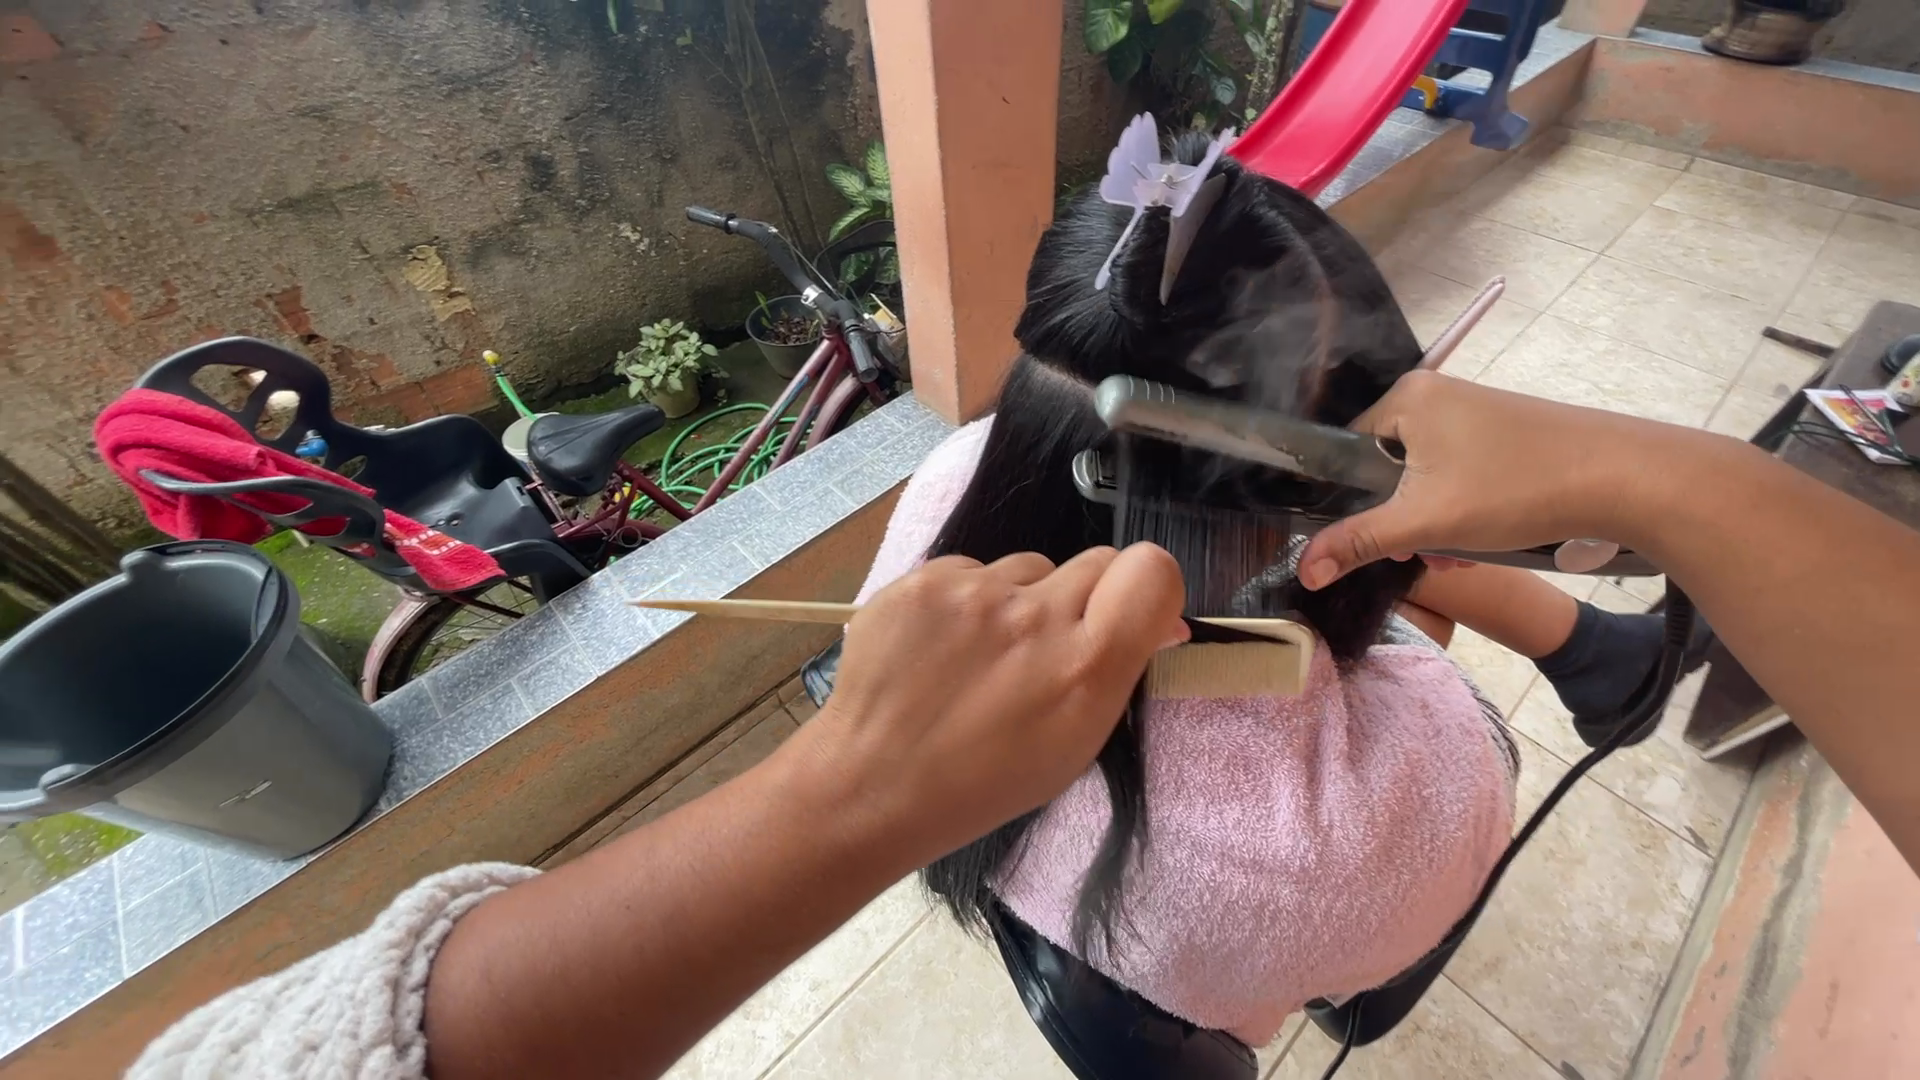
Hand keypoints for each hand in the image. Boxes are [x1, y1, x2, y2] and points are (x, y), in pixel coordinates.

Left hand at [787, 545, 1188, 857]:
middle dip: (1084, 598)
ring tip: (977, 654)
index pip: (1152, 570)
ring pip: (1027, 567)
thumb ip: (1117, 670)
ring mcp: (972, 591)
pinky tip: (937, 645)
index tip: (1129, 611)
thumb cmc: (982, 782)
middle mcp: (1034, 616)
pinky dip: (964, 600)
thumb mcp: (1073, 744)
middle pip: (1095, 561)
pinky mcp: (922, 579)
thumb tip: (1161, 621)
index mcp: (1083, 667)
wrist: (871, 782)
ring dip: (1017, 600)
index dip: (1149, 586)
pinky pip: (970, 570)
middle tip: (1044, 645)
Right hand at [1298, 372, 1670, 588]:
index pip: (1346, 451)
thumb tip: (1302, 571)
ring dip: (1432, 522)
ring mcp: (1474, 410)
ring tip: (1458, 555)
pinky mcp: (1504, 430)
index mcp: (1406, 397)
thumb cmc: (1515, 489)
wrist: (1636, 480)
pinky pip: (1458, 471)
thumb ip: (1356, 542)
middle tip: (1422, 550)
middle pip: (1386, 468)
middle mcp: (1435, 394)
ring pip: (1424, 476)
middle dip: (1401, 518)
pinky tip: (1481, 539)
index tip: (1376, 534)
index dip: (1353, 499)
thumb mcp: (1424, 522)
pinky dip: (1461, 507)